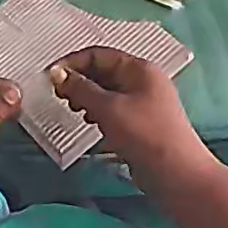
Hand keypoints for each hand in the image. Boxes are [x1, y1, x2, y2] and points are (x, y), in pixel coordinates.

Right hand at [49, 47, 214, 188]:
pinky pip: (112, 108)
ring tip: (75, 109)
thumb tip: (58, 74)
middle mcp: (142, 81)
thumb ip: (80, 88)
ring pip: (105, 91)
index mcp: (139, 69)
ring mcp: (142, 102)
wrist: (175, 173)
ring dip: (86, 97)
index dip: (72, 62)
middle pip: (102, 71)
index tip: (51, 76)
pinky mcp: (139, 122)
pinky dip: (97, 112)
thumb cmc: (145, 134)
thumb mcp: (108, 107)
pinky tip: (90, 122)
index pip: (98, 54)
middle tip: (61, 94)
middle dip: (78, 81)